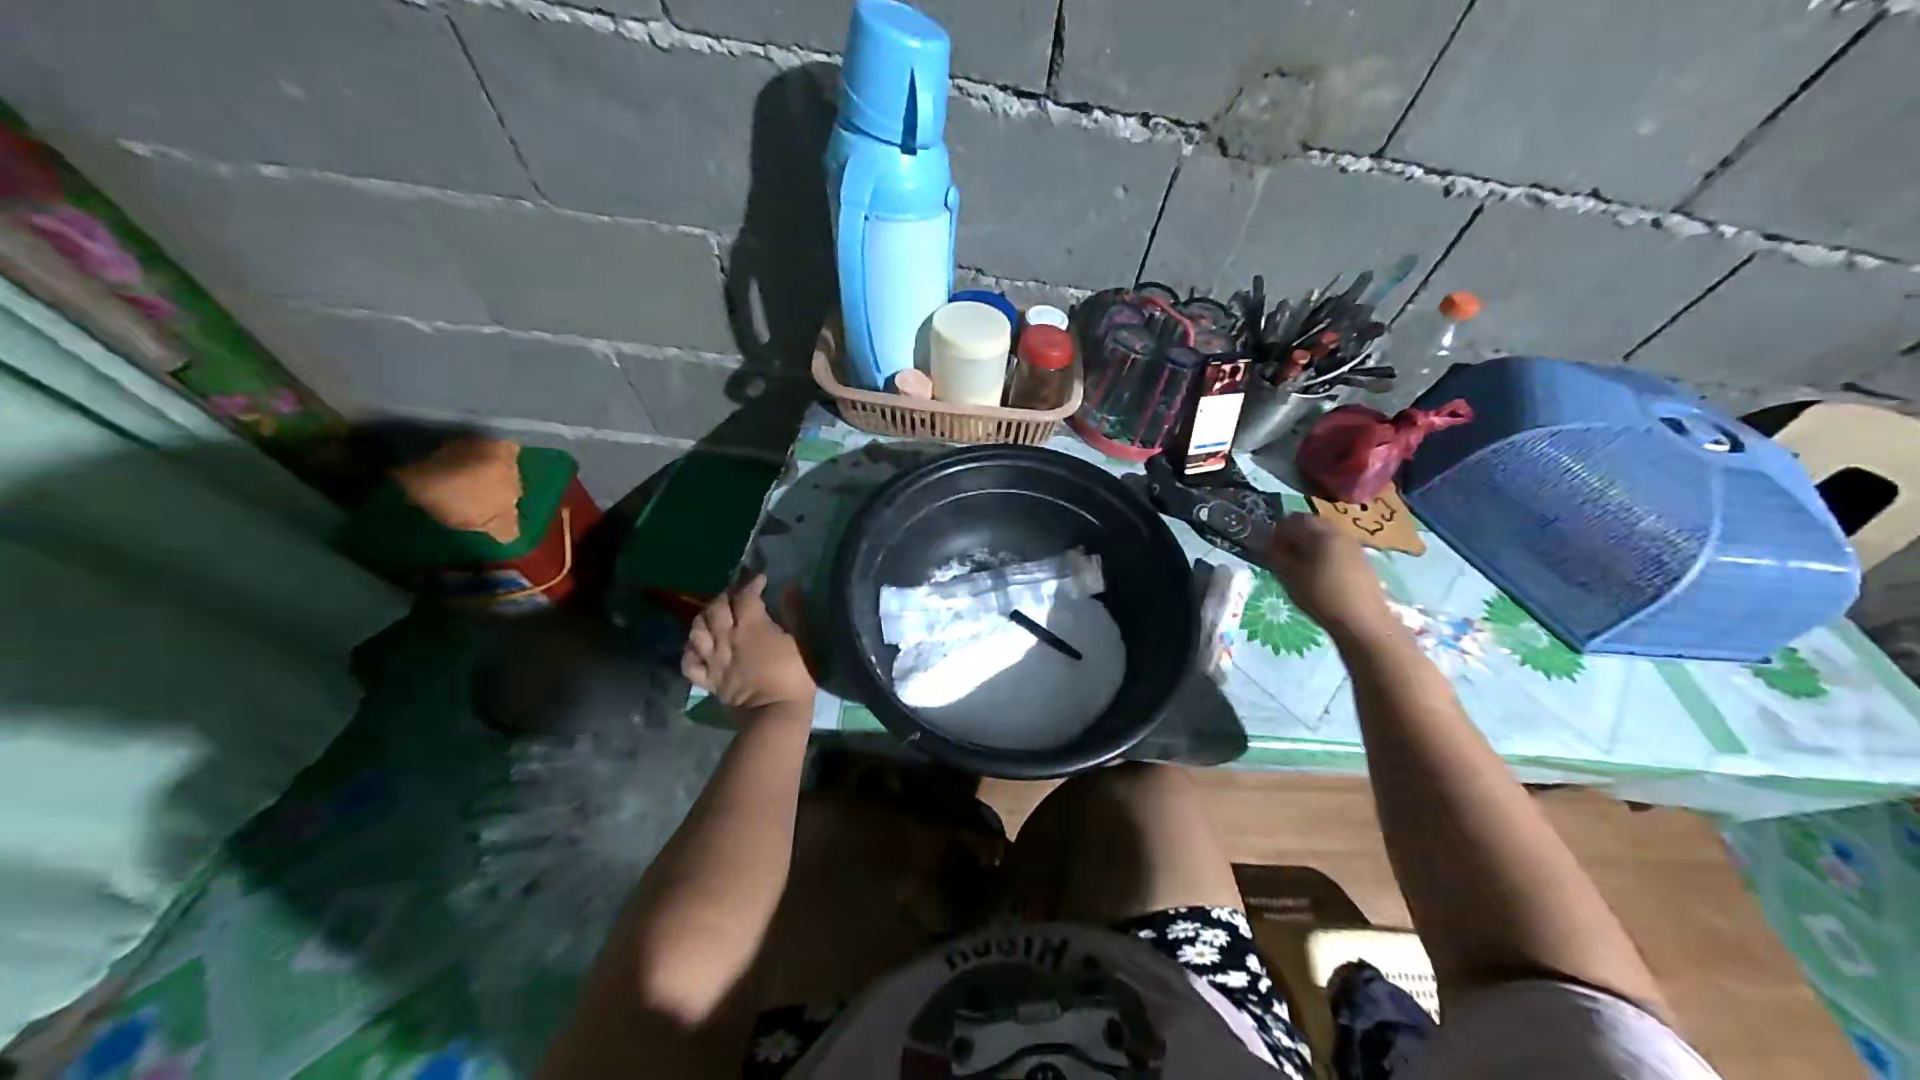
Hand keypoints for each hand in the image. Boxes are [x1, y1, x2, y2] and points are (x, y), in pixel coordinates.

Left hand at [682, 575, 816, 713]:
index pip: (745, 595)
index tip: (760, 578)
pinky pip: (688, 662)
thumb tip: (788, 586)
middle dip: (726, 595)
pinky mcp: (708, 680)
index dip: (751, 582)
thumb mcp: (802, 640)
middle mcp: (726, 638)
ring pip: (697, 630)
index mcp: (750, 626)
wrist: (776, 714)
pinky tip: (698, 645)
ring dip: (704, 617)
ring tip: (714, 615)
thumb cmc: (795, 675)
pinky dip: (690, 650)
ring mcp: (713, 660)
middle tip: (737, 594)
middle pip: (716, 607)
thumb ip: (793, 611)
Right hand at [1264, 514, 1396, 641]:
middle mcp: (1338, 532)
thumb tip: (1266, 542)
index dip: (1276, 531)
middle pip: (1310, 524)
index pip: (1292, 519)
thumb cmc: (1321, 596)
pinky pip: (1336, 546)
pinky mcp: (1361, 559)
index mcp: (1320, 533)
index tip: (1269, 547)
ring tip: (1299, 565)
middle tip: (1282, 554)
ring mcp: (1352, 545)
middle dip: (1293, 535)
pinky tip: (1318, 573)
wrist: (1362, 620)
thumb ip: (1275, 554)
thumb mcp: (1289, 576)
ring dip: (1308, 544)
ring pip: (1324, 535)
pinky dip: (1322, 552)